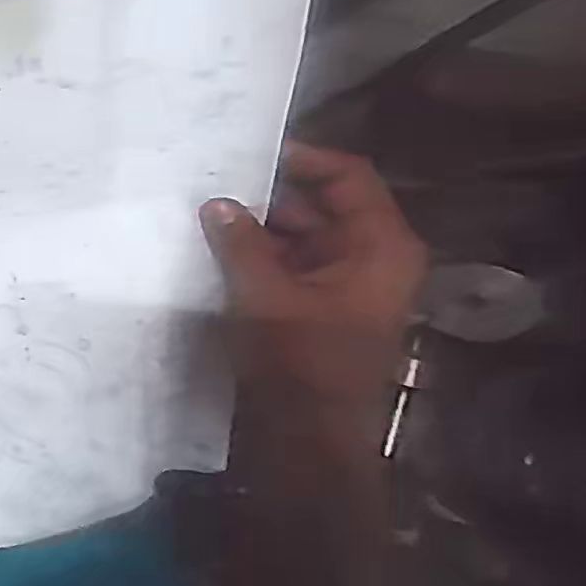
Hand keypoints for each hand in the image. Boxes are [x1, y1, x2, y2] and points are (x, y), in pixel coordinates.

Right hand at [198, 142, 425, 444]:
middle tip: (214, 183)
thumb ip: (240, 243)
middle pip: (320, 205)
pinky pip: (287, 260)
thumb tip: (216, 203)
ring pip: (299, 234)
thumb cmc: (299, 360)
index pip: (348, 178)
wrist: (307, 432)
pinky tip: (216, 245)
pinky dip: (256, 251)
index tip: (250, 153)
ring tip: (206, 211)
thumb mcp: (264, 295)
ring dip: (256, 224)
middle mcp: (367, 256)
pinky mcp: (316, 301)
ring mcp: (342, 280)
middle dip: (268, 195)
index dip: (303, 159)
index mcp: (378, 246)